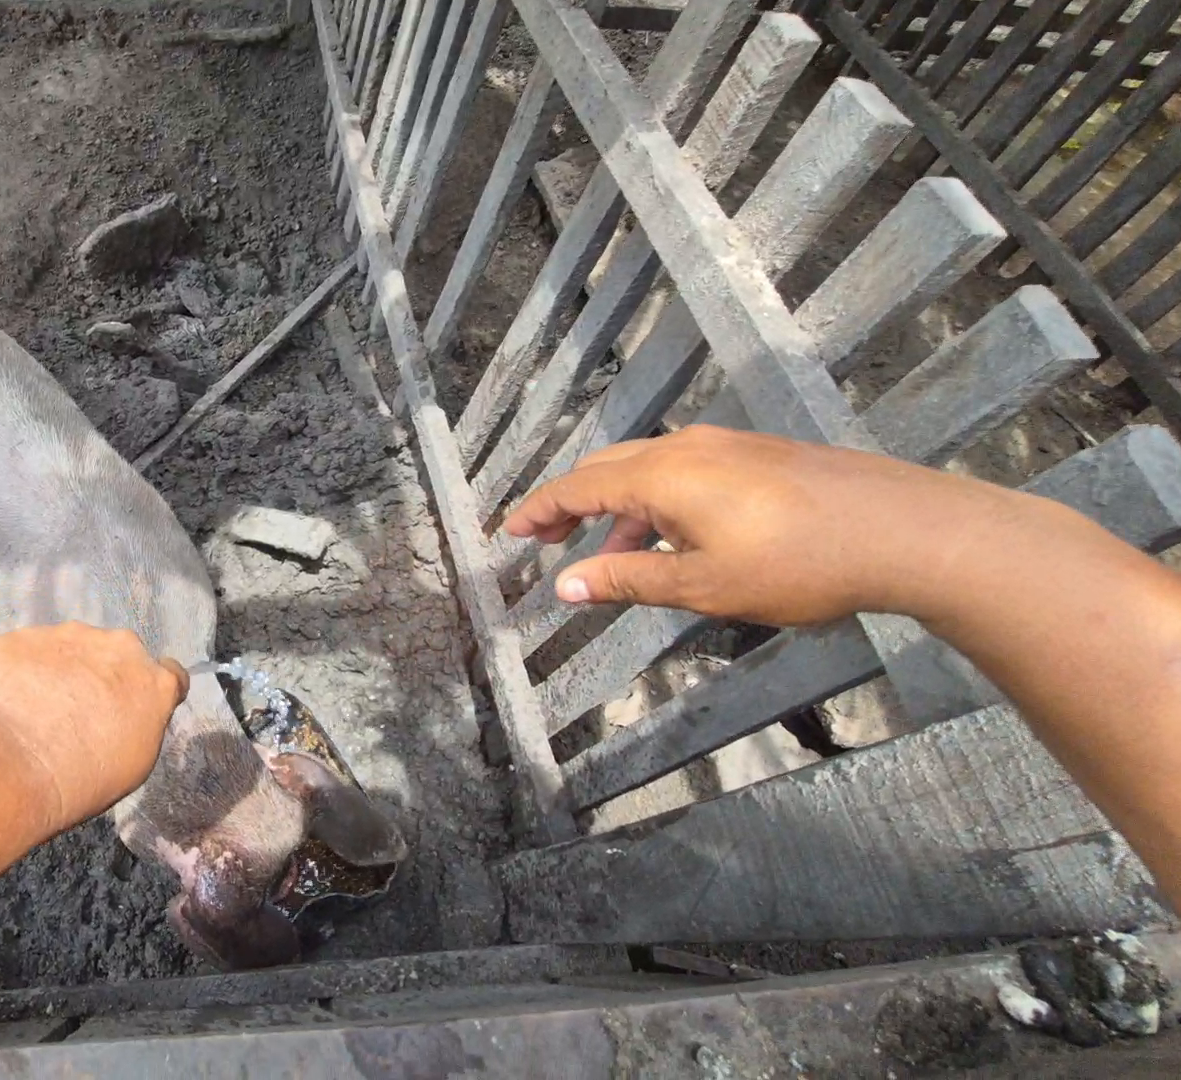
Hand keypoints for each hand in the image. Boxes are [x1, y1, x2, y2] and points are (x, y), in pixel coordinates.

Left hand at [0, 622, 189, 830]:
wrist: (8, 764)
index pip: (170, 674)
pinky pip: (27, 650)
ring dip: (61, 668)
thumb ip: (141, 722)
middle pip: (117, 654)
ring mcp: (67, 635)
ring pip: (70, 646)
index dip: (149, 690)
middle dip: (103, 674)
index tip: (131, 707)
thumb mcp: (134, 762)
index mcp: (154, 681)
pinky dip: (20, 669)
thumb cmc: (82, 778)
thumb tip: (128, 711)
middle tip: (77, 711)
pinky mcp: (22, 636)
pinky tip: (5, 700)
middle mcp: (118, 646)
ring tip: (34, 708)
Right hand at [502, 425, 1058, 625]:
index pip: (576, 487)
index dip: (538, 510)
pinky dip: (652, 504)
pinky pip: (680, 473)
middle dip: (566, 504)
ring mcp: (724, 448)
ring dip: (612, 509)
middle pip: (604, 469)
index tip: (508, 533)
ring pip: (643, 471)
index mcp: (662, 475)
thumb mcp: (702, 584)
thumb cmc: (799, 564)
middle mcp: (686, 449)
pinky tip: (668, 541)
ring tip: (604, 555)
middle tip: (541, 539)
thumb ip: (626, 581)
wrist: (916, 533)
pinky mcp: (756, 456)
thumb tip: (563, 586)